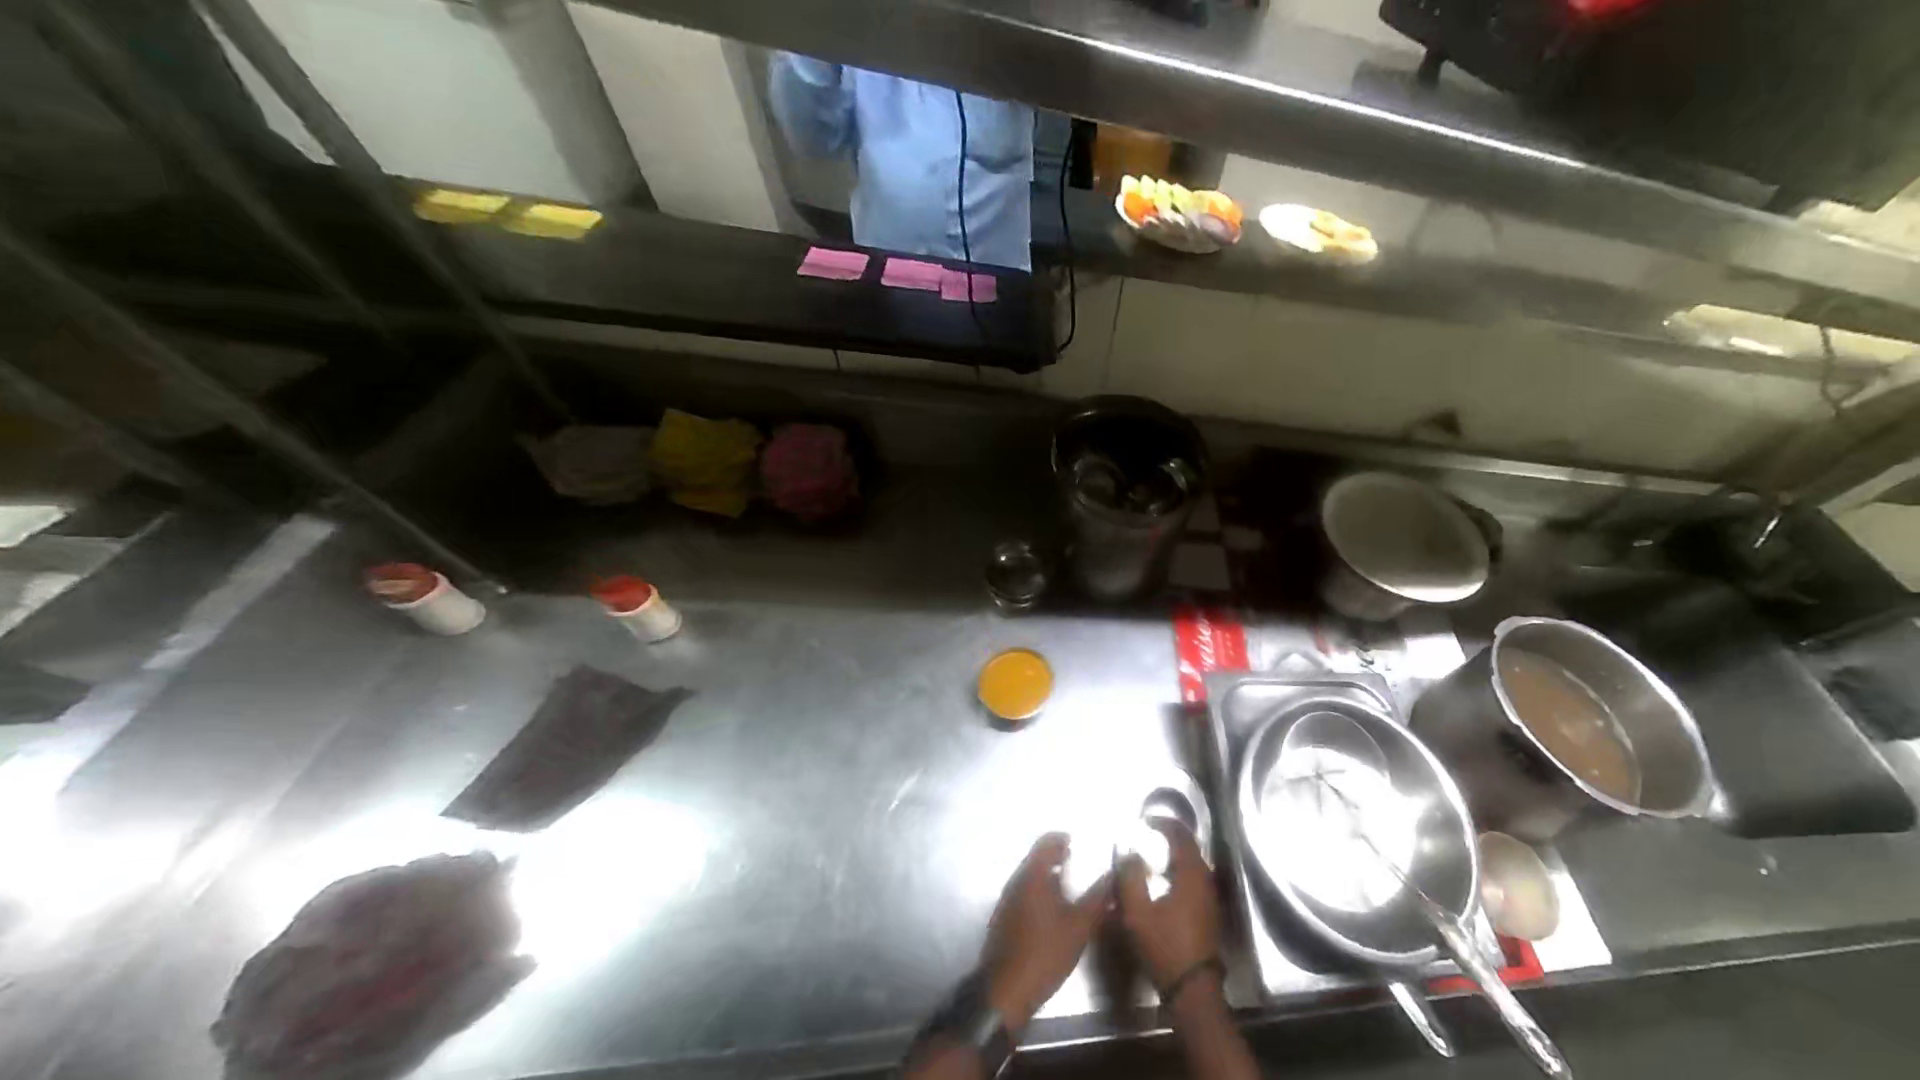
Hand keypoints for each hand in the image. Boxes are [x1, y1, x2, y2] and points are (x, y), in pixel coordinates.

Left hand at [980, 833, 1109, 1032]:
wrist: (1006, 989)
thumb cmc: (1045, 952)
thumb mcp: (1078, 926)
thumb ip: (1097, 898)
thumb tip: (1112, 876)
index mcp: (1032, 875)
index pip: (1046, 842)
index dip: (1063, 839)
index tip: (1079, 844)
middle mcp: (1016, 881)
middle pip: (1037, 858)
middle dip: (1058, 858)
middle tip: (1079, 865)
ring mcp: (1006, 900)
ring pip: (1030, 877)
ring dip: (1049, 877)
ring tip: (1071, 889)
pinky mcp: (1004, 918)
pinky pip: (1024, 894)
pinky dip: (1040, 893)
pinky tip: (1054, 912)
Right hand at [1117, 821, 1220, 1001]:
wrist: (1192, 990)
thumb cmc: (1164, 946)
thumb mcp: (1137, 912)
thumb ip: (1130, 877)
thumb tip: (1128, 851)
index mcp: (1192, 875)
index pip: (1182, 836)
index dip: (1164, 823)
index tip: (1144, 820)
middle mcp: (1206, 881)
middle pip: (1189, 848)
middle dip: (1167, 837)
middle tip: (1143, 836)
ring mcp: (1209, 898)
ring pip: (1192, 864)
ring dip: (1172, 855)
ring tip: (1148, 857)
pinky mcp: (1207, 912)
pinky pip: (1193, 879)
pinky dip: (1177, 871)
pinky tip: (1160, 883)